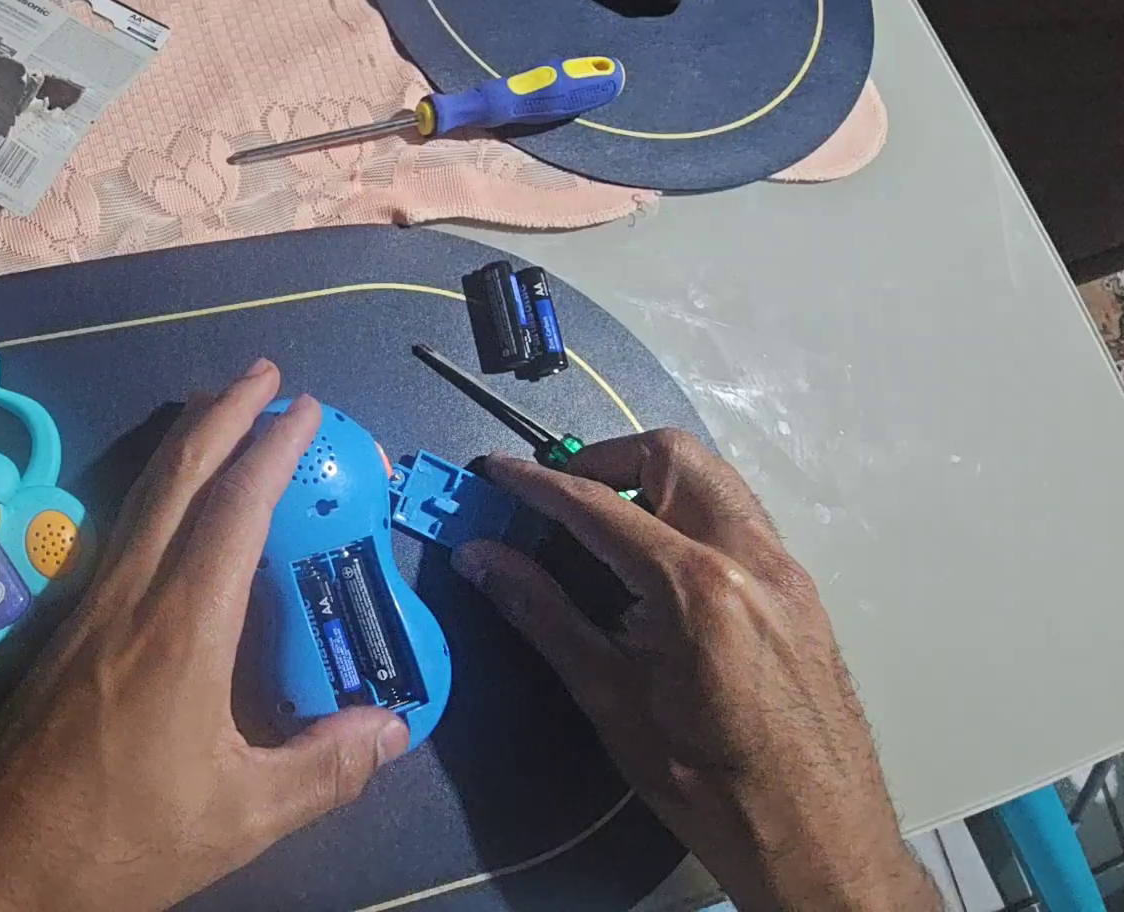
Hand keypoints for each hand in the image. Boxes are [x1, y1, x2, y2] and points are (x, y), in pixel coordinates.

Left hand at [0, 361, 409, 911]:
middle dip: (225, 411)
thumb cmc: (119, 835)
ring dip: (188, 437)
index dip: (272, 448)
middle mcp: (134, 589)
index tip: (305, 407)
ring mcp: (94, 596)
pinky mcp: (71, 615)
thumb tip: (392, 730)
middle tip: (264, 373)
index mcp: (184, 626)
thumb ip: (323, 770)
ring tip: (223, 406)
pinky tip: (175, 491)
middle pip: (180, 473)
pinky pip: (127, 522)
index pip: (235, 508)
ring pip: (145, 489)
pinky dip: (160, 481)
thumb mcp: (239, 817)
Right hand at [453, 430, 938, 911]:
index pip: (597, 505)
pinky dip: (680, 506)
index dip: (534, 482)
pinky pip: (732, 512)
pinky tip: (650, 559)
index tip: (494, 470)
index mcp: (696, 587)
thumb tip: (478, 555)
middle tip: (557, 496)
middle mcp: (751, 558)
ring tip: (599, 520)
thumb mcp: (606, 695)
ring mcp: (786, 570)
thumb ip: (539, 609)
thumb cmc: (705, 781)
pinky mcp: (800, 589)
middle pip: (671, 455)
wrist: (826, 849)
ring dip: (645, 476)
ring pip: (710, 475)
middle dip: (602, 458)